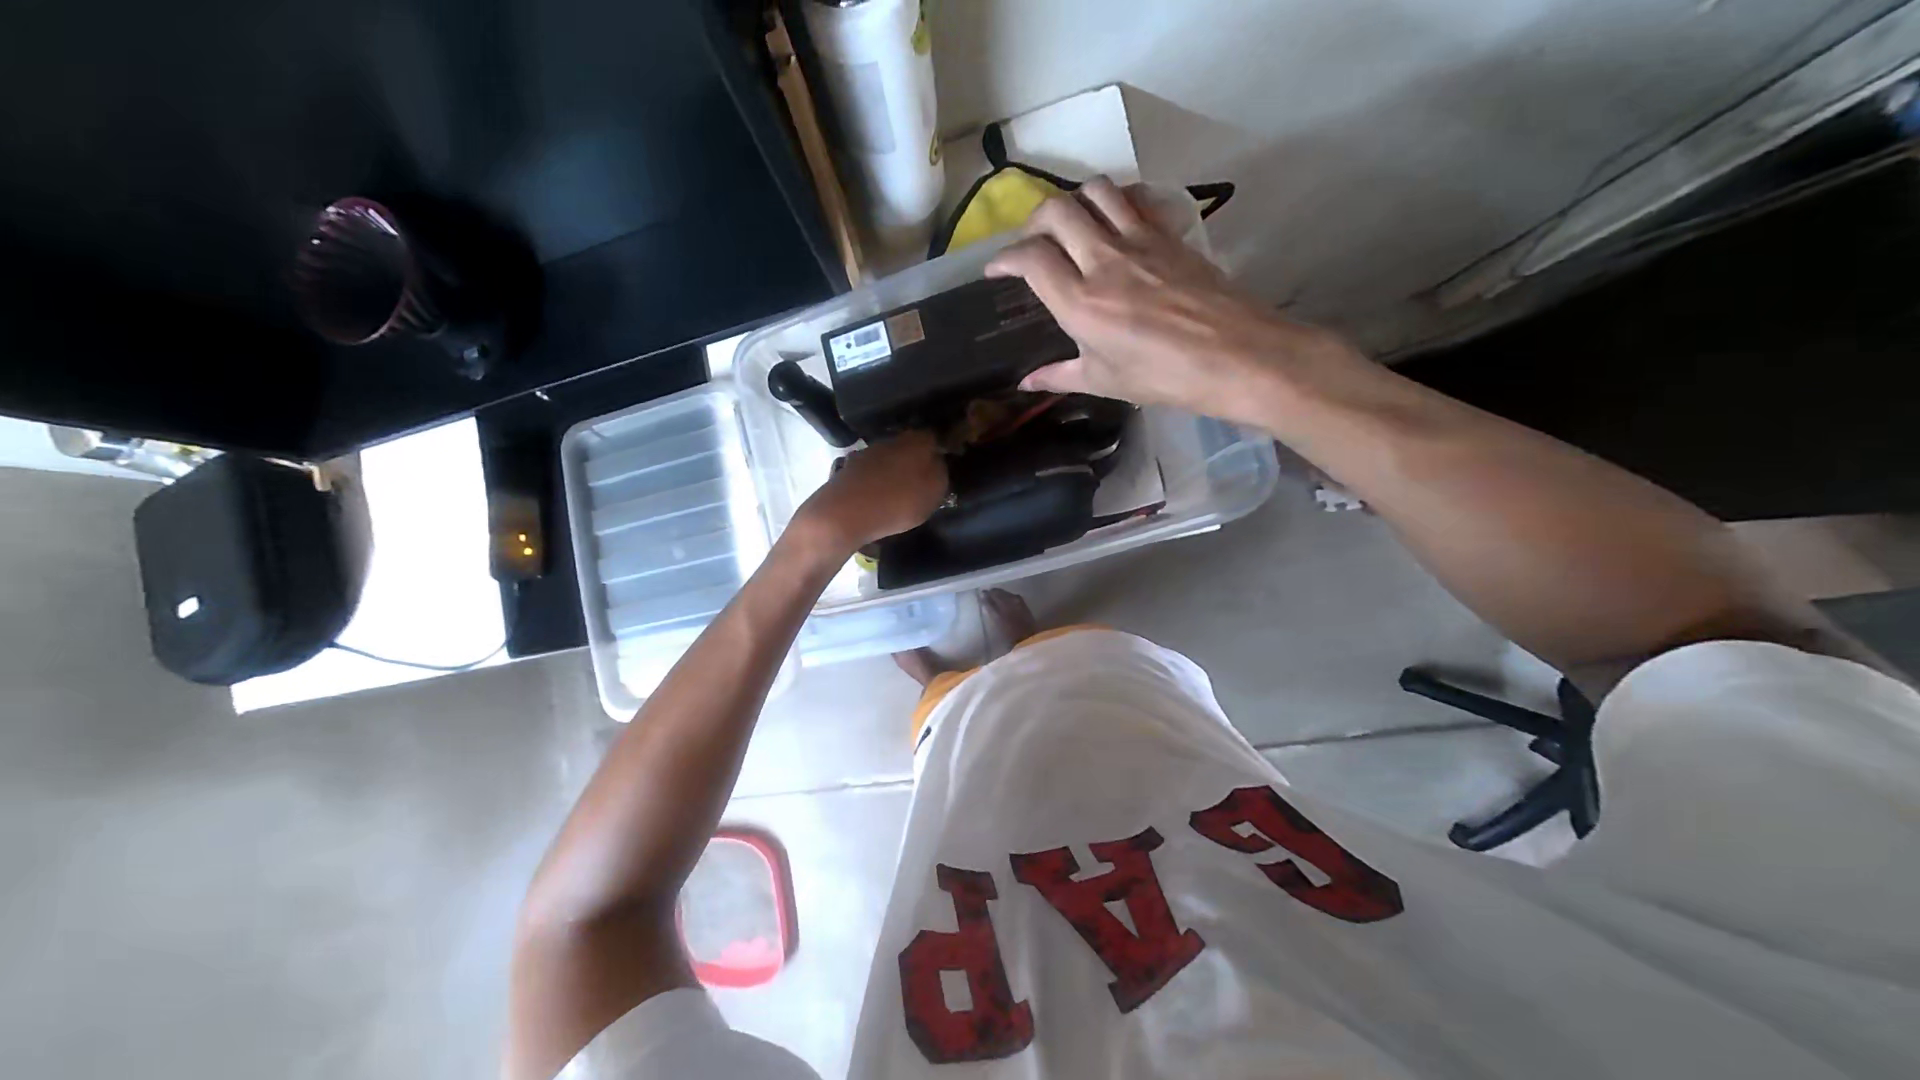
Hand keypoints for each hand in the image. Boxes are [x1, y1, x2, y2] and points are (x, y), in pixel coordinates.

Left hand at [792, 431, 948, 553]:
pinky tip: (877, 499)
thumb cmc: (897, 502)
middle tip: (923, 482)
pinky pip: (871, 473)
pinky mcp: (848, 469)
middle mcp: (891, 440)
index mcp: (916, 441)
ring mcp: (866, 452)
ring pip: (888, 459)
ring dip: (894, 472)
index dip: (940, 450)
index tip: (944, 466)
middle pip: (909, 447)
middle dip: (916, 461)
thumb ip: (940, 473)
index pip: (934, 438)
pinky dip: (876, 483)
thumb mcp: (934, 492)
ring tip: (899, 493)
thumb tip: (938, 462)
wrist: (844, 514)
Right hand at [985, 177, 1362, 425]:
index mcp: (1080, 303)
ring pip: (1094, 191)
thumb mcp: (1105, 382)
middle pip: (1055, 211)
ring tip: (1070, 223)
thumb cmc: (1164, 377)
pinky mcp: (1168, 232)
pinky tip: (1115, 217)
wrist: (1235, 356)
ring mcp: (1139, 240)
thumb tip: (1025, 383)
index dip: (1004, 258)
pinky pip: (1135, 197)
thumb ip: (1058, 376)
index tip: (996, 269)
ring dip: (1073, 200)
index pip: (1030, 259)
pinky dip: (1116, 199)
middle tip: (1031, 243)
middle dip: (1032, 221)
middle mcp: (1103, 261)